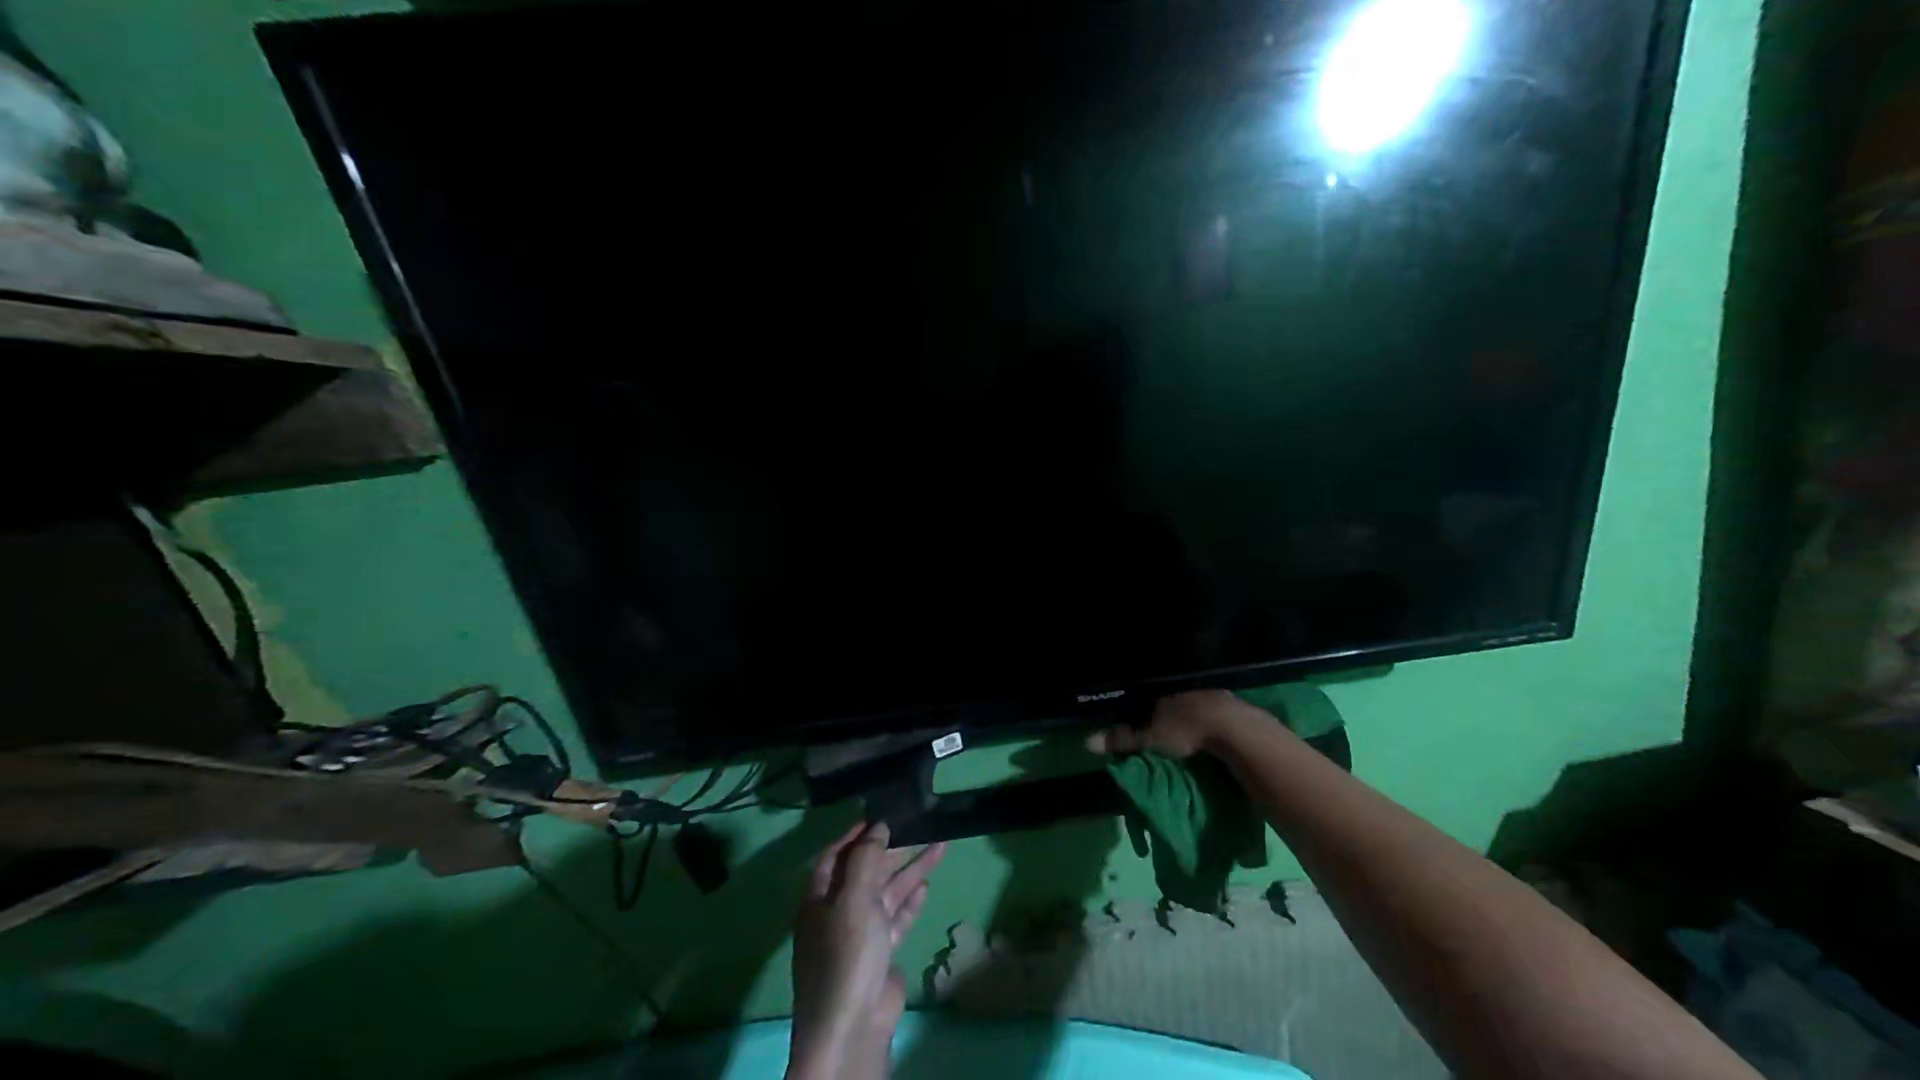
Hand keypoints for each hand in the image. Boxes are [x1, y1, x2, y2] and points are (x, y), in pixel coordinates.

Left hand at [788, 821, 945, 1079]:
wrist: (853, 1027)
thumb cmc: (846, 954)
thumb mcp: (853, 899)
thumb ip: (866, 860)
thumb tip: (877, 826)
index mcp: (819, 898)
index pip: (836, 855)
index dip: (856, 834)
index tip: (881, 815)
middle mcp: (837, 912)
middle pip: (866, 872)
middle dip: (891, 849)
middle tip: (918, 825)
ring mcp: (860, 935)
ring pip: (887, 893)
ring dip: (910, 871)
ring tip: (939, 846)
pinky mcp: (880, 955)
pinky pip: (896, 919)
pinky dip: (911, 902)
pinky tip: (927, 885)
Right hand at [1086, 689, 1267, 758]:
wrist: (1232, 726)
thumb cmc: (1185, 729)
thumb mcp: (1149, 739)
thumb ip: (1122, 740)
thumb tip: (1087, 741)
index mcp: (1159, 690)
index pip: (1141, 696)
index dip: (1136, 708)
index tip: (1133, 717)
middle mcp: (1179, 685)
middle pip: (1164, 696)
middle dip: (1159, 706)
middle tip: (1156, 722)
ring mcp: (1203, 690)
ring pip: (1186, 698)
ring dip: (1182, 709)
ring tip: (1178, 724)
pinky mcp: (1224, 700)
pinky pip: (1206, 705)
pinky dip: (1201, 714)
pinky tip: (1201, 724)